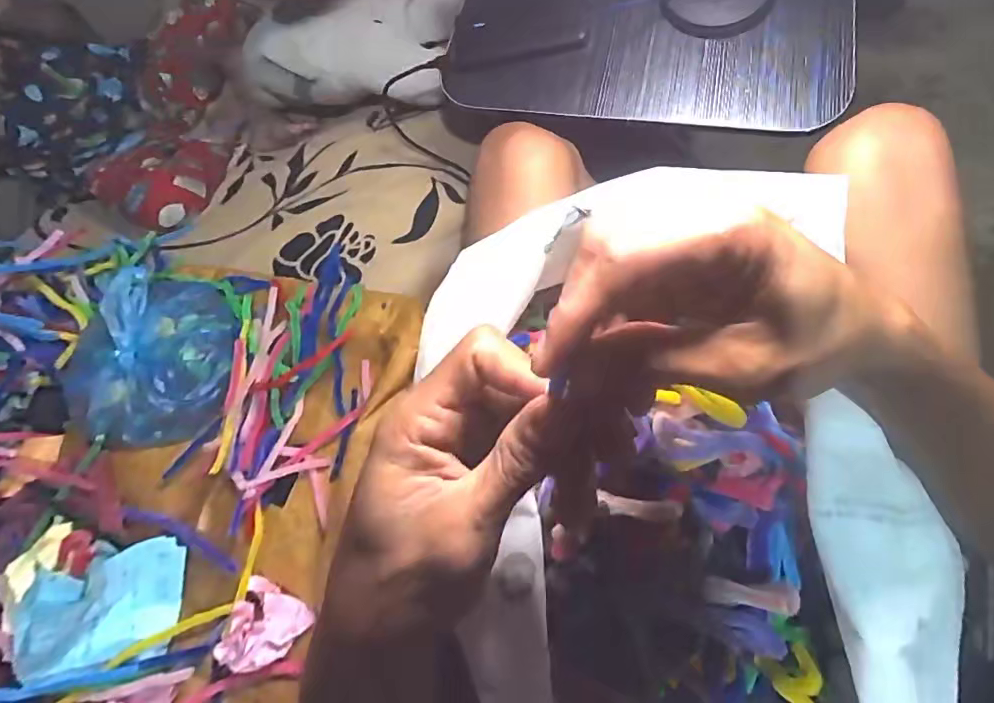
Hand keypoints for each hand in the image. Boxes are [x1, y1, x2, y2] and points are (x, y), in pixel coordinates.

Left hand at [318, 327, 558, 642]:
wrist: (384, 639)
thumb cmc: (406, 582)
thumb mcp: (465, 522)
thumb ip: (518, 457)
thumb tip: (569, 398)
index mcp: (424, 413)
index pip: (481, 354)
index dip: (529, 369)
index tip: (574, 406)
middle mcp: (452, 411)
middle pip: (521, 382)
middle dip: (566, 419)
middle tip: (609, 452)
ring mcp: (475, 434)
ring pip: (540, 415)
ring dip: (572, 455)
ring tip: (582, 508)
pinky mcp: (494, 459)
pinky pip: (541, 446)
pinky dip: (564, 473)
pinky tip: (575, 513)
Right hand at [535, 204, 929, 402]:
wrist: (860, 321)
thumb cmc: (817, 345)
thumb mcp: (745, 371)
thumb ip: (661, 361)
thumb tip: (581, 366)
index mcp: (729, 227)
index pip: (628, 253)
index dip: (581, 307)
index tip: (552, 361)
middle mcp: (702, 201)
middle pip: (609, 234)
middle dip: (577, 300)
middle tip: (563, 361)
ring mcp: (692, 209)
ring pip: (610, 240)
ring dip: (587, 297)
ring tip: (582, 352)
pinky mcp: (685, 229)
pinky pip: (628, 253)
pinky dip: (607, 296)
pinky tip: (606, 333)